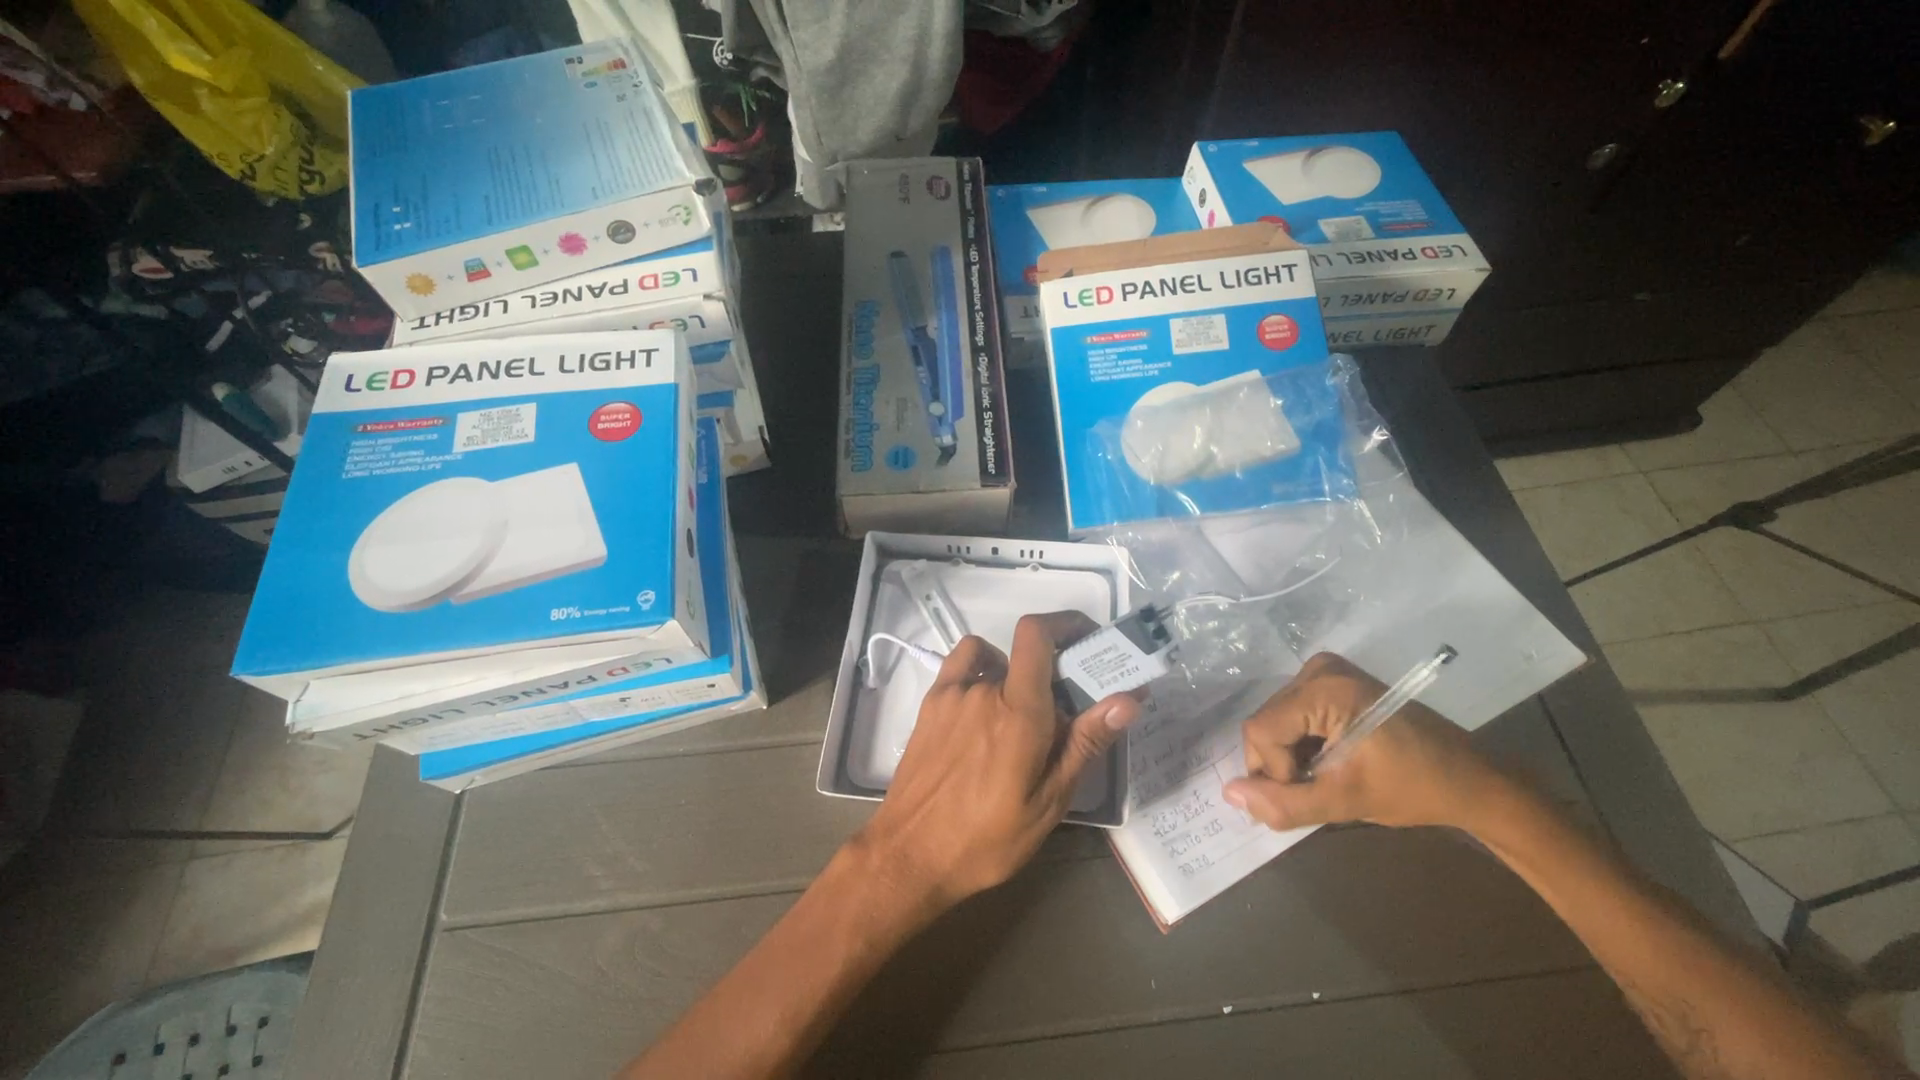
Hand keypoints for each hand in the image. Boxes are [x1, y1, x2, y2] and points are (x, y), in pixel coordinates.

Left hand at [856, 612, 1142, 909]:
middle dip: (1054, 672)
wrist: (911, 855)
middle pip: (1025, 655)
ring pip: (996, 662)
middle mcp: (983, 689)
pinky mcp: (931, 705)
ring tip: (1025, 718)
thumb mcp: (1049, 801)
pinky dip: (982, 671)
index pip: (1037, 634)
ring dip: (1017, 676)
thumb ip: (1086, 742)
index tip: (1090, 640)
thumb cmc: (987, 838)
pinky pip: (962, 666)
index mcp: (1018, 711)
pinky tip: (987, 707)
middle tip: (1068, 713)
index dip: (1066, 623)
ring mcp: (952, 694)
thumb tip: (1128, 699)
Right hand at [1222, 652, 1508, 831]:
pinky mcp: (1333, 680)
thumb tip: (1230, 795)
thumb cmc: (1412, 788)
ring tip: (1328, 778)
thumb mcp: (1346, 802)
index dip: (1273, 771)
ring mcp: (1326, 671)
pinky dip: (1301, 744)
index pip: (1260, 730)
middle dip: (1281, 764)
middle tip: (1320, 789)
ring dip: (1290, 757)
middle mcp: (1319, 669)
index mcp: (1326, 689)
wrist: (1469, 778)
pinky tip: (1329, 762)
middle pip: (1265, 723)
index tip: (1313, 792)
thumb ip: (1284, 802)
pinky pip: (1293, 714)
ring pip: (1276, 721)